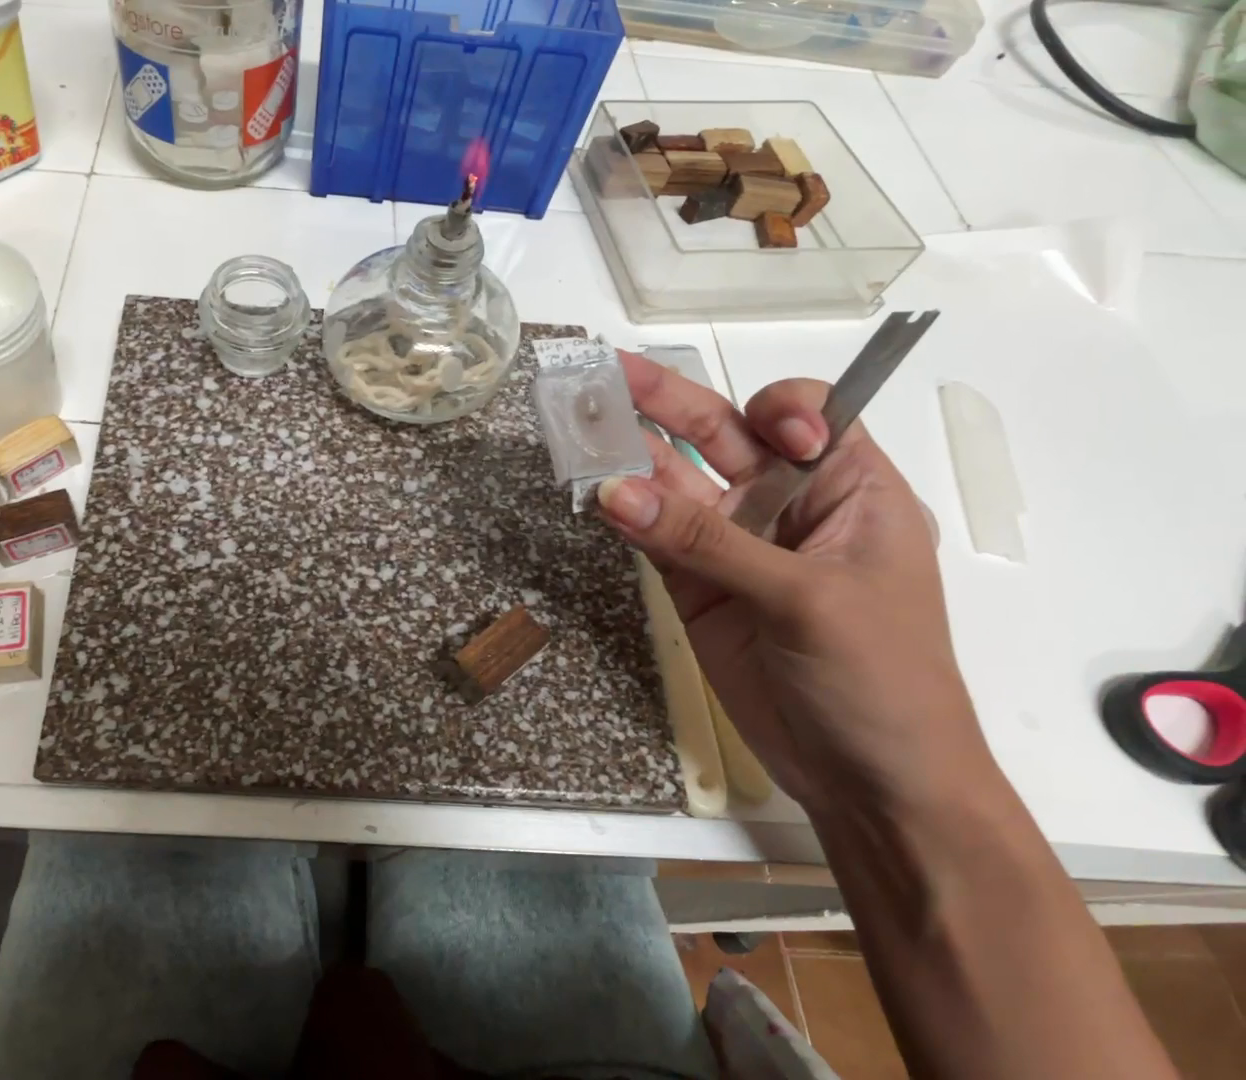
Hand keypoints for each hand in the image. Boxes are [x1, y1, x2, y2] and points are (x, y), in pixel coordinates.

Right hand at [597, 354, 993, 815]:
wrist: (870, 781)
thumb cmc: (878, 678)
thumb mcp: (806, 599)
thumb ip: (706, 543)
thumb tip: (611, 492)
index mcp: (852, 492)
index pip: (812, 416)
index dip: (779, 412)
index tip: (766, 440)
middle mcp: (788, 508)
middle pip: (725, 438)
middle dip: (671, 404)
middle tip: (609, 373)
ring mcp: (735, 548)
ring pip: (676, 485)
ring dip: (630, 456)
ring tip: (578, 423)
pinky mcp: (696, 589)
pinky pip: (654, 538)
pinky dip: (622, 516)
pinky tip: (591, 492)